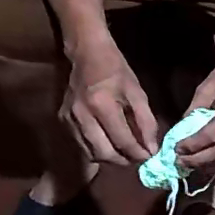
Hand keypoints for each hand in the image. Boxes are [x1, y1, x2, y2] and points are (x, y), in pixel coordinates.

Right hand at [61, 43, 158, 165]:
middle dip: (124, 160)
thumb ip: (146, 122)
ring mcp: (69, 119)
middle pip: (104, 153)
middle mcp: (82, 115)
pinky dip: (98, 150)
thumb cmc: (115, 71)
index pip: (122, 141)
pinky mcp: (63, 121)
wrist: (86, 54)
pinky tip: (109, 143)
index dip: (138, 153)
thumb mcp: (137, 93)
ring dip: (111, 158)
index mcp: (102, 104)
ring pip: (91, 154)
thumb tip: (151, 149)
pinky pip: (82, 146)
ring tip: (125, 152)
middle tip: (137, 157)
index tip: (149, 157)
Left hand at [175, 54, 214, 171]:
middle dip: (198, 161)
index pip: (212, 135)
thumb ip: (194, 112)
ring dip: (207, 166)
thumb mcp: (206, 88)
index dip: (193, 145)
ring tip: (189, 167)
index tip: (176, 149)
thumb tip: (179, 134)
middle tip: (179, 163)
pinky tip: (203, 164)